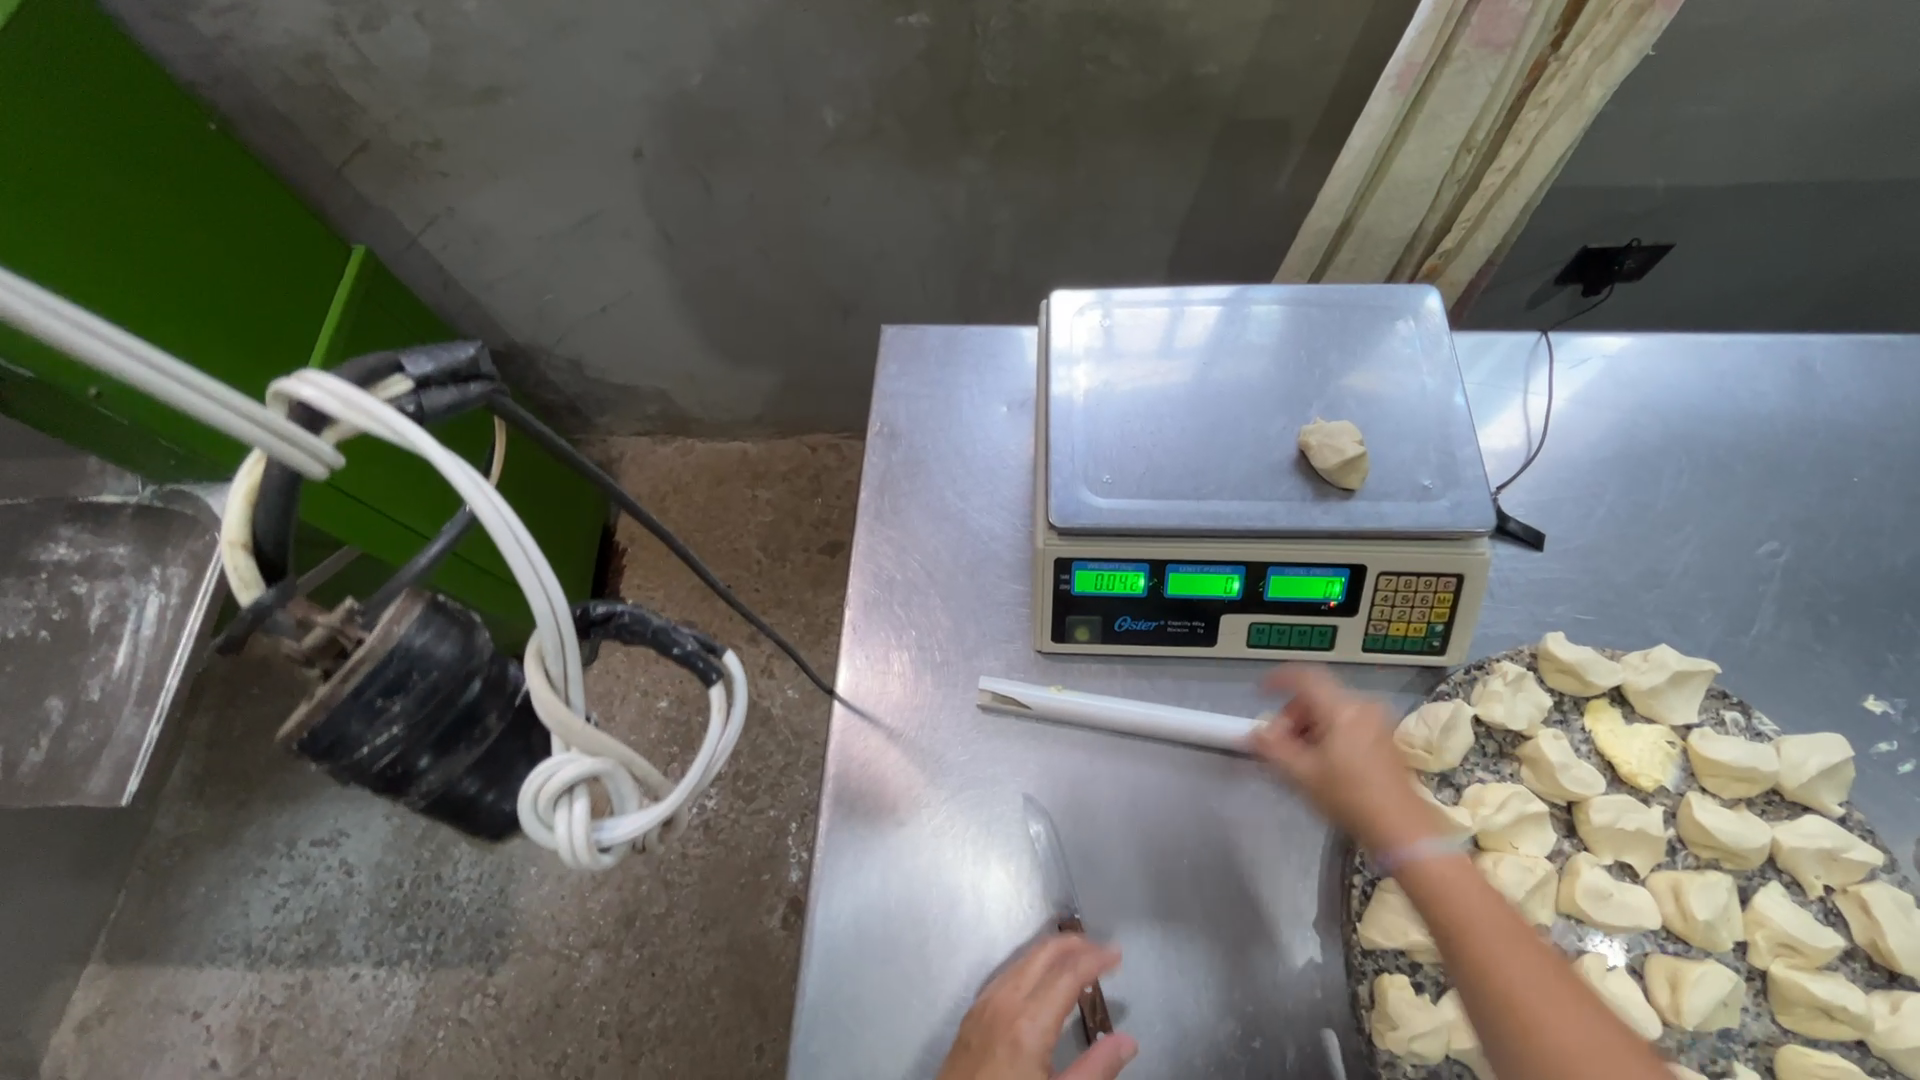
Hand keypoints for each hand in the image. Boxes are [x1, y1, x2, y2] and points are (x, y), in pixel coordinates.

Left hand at [935, 933, 1136, 1079]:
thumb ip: (1095, 1069)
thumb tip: (1127, 1041)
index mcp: (1029, 1023)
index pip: (1068, 973)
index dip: (1096, 958)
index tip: (1117, 954)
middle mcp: (1004, 1002)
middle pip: (1043, 953)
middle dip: (1075, 944)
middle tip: (1102, 951)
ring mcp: (984, 1005)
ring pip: (1022, 958)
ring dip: (1053, 952)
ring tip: (1079, 960)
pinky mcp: (973, 1014)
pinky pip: (1006, 973)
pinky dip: (1031, 964)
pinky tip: (1041, 979)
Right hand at [1248, 665, 1435, 853]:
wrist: (1402, 828)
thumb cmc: (1349, 797)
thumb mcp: (1302, 774)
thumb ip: (1272, 747)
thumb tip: (1254, 732)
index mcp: (1342, 709)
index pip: (1304, 677)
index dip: (1277, 680)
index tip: (1260, 692)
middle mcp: (1363, 706)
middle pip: (1316, 695)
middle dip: (1292, 714)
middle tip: (1280, 742)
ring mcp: (1378, 720)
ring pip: (1332, 709)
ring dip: (1309, 724)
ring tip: (1300, 755)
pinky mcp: (1385, 736)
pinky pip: (1347, 720)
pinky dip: (1328, 731)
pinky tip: (1322, 759)